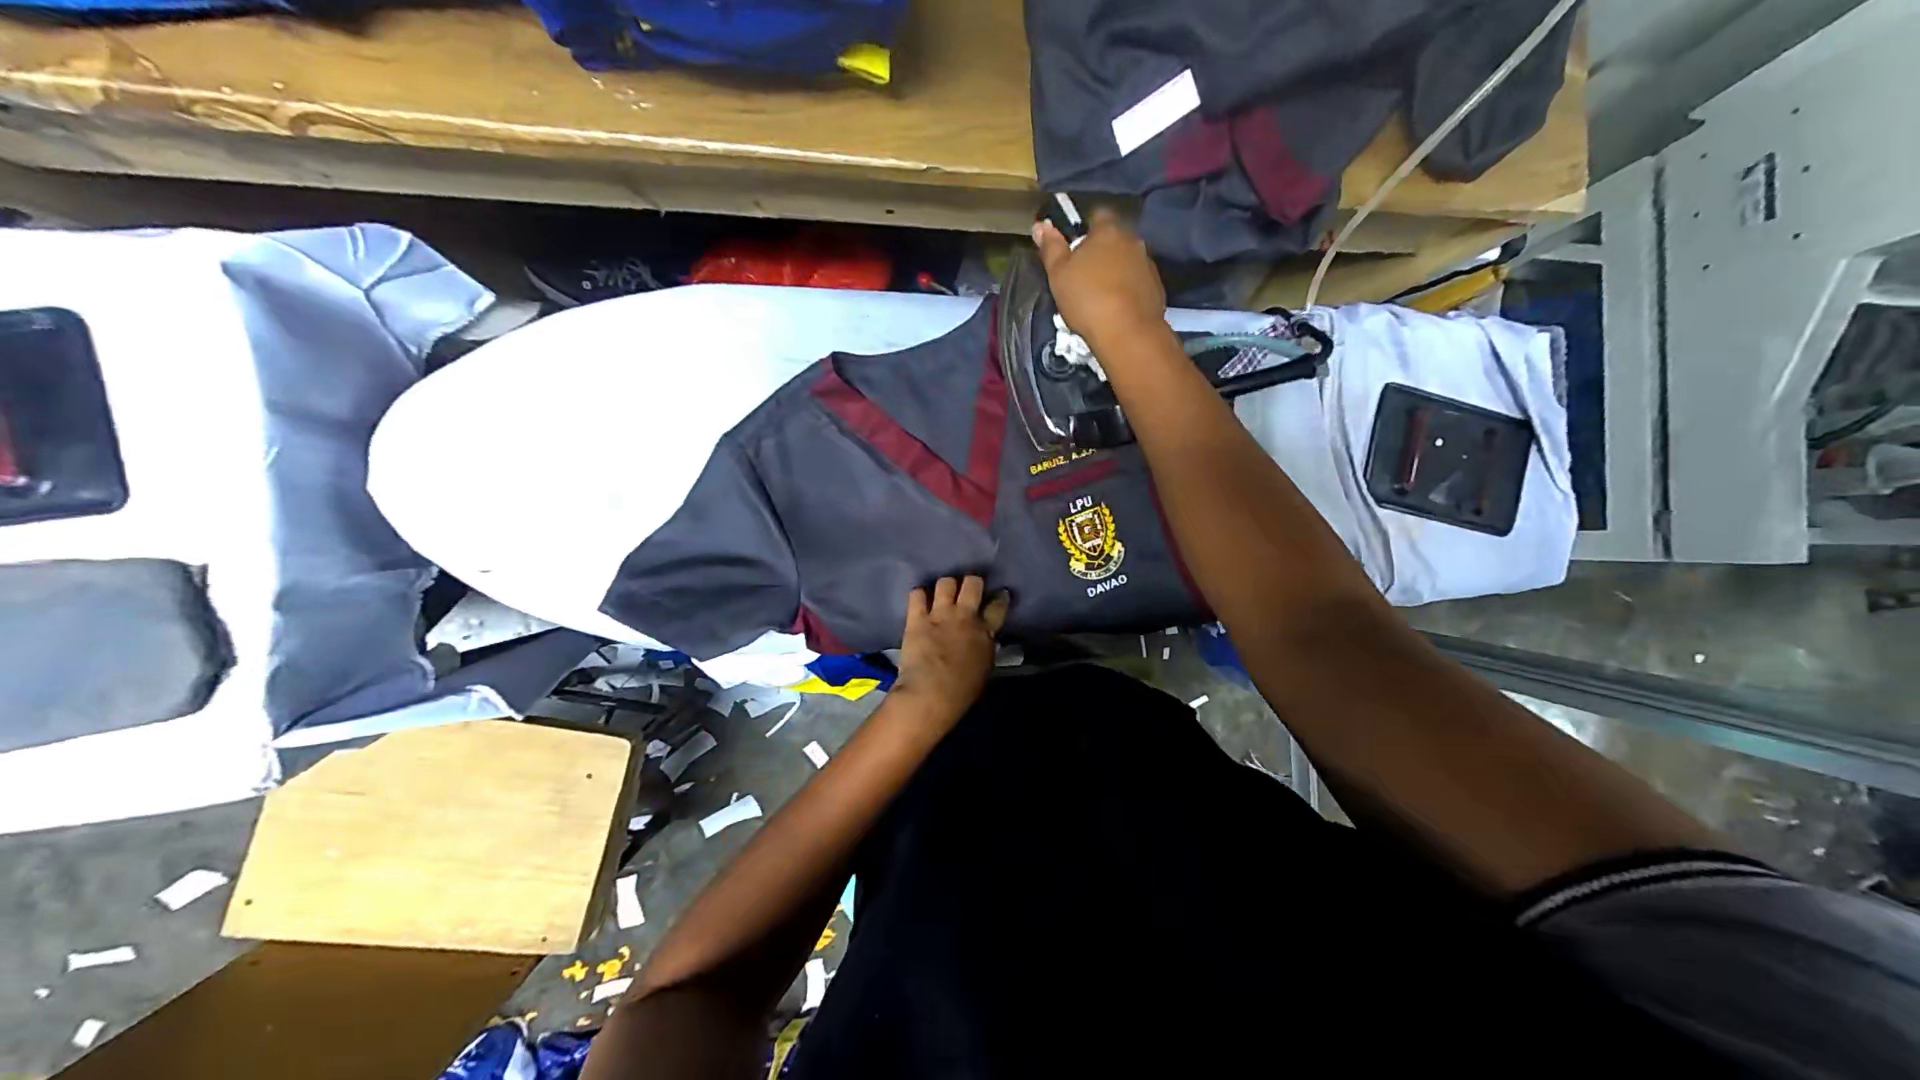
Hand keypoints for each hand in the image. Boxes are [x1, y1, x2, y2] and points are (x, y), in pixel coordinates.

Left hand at [892, 576, 1009, 726]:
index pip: (998, 606)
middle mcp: (964, 616)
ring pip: (946, 582)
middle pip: (973, 583)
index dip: (1000, 597)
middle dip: (972, 582)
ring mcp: (940, 615)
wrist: (931, 693)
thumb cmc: (961, 691)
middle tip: (968, 589)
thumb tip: (981, 642)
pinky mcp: (917, 619)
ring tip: (943, 594)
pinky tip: (920, 602)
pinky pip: (917, 594)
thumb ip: (984, 648)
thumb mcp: (984, 669)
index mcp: (985, 632)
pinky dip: (919, 596)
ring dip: (946, 586)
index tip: (1000, 594)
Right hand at [1032, 209, 1169, 353]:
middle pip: (1113, 238)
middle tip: (1082, 274)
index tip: (1072, 248)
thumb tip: (1041, 225)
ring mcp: (1148, 263)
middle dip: (1100, 251)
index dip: (1083, 228)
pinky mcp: (1157, 287)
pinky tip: (1117, 307)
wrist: (1128, 333)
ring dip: (1115, 270)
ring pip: (1127, 260)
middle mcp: (1133, 239)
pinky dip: (1127, 288)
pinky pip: (1137, 281)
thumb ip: (1051, 247)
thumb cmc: (1087, 298)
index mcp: (1108, 229)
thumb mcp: (1058, 274)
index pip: (1096, 215)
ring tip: (1100, 294)